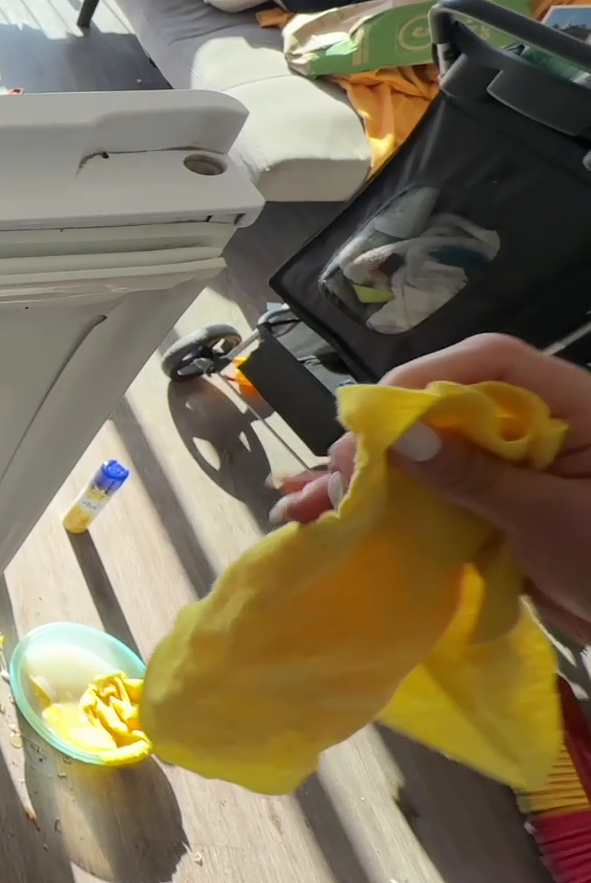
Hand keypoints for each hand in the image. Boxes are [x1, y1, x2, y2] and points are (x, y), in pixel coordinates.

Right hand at [272, 333, 590, 635]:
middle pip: (440, 405)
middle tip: (344, 472)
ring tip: (318, 499)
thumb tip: (394, 436)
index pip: (492, 363)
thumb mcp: (553, 519)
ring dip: (364, 472)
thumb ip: (472, 474)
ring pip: (417, 449)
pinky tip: (323, 507)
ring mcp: (506, 467)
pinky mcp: (483, 501)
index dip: (426, 378)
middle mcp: (537, 429)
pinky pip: (417, 486)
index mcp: (577, 412)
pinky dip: (373, 498)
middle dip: (381, 436)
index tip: (375, 422)